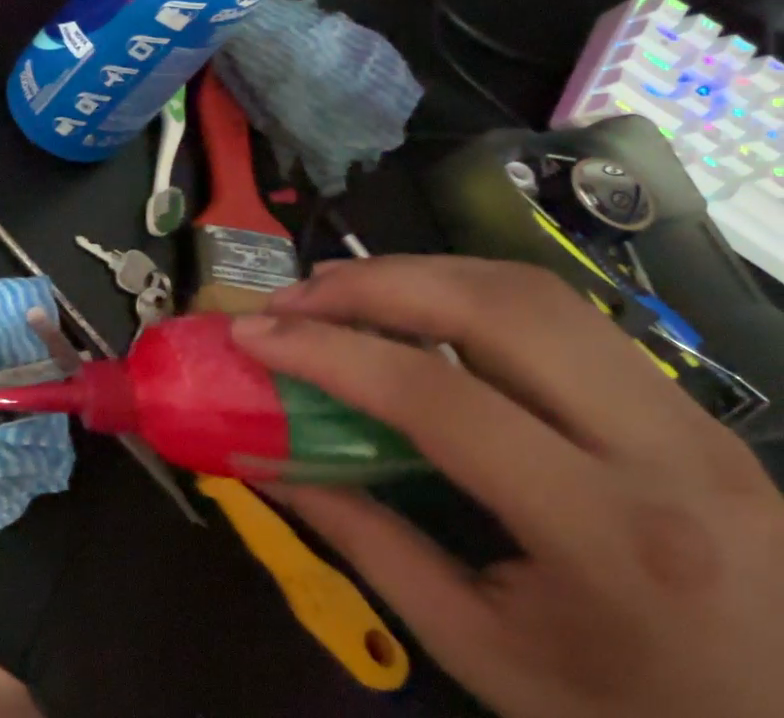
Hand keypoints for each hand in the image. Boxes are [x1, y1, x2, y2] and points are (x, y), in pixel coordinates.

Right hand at [229, 256, 783, 717]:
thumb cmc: (624, 711)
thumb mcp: (477, 645)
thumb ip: (363, 539)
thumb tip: (261, 458)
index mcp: (611, 536)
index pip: (444, 401)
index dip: (330, 353)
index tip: (251, 335)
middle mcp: (669, 455)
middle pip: (505, 310)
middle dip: (376, 283)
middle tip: (290, 296)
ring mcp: (696, 422)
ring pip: (541, 294)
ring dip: (420, 274)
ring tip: (335, 290)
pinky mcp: (691, 410)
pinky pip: (564, 320)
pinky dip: (466, 295)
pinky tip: (412, 312)